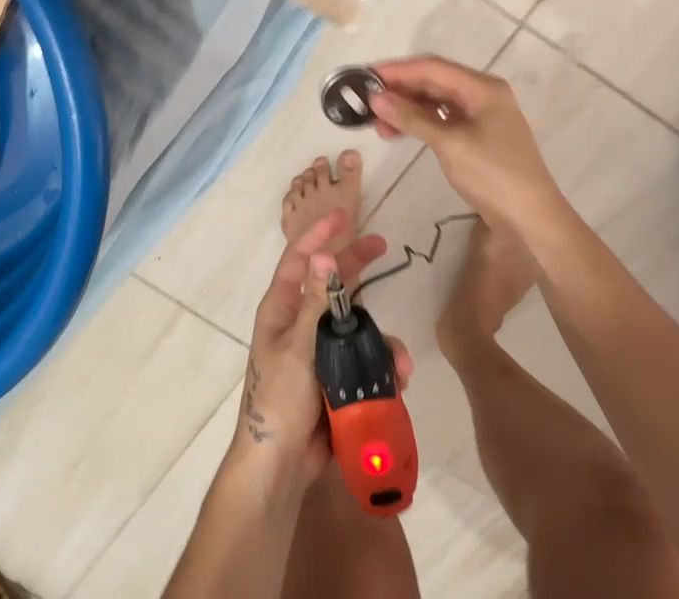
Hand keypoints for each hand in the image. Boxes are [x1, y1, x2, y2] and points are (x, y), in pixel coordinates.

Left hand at [229, 208, 409, 501]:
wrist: (281, 462)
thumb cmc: (279, 399)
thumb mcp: (297, 347)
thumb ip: (315, 303)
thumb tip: (323, 255)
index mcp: (281, 311)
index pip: (299, 261)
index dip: (318, 236)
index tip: (342, 216)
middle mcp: (301, 324)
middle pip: (334, 285)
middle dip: (358, 267)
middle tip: (384, 247)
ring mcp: (321, 351)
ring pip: (357, 326)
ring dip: (381, 339)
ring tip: (400, 363)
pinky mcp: (338, 377)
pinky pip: (365, 359)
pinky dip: (384, 367)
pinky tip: (398, 382)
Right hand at [368, 54, 562, 224]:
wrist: (530, 218)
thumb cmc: (493, 175)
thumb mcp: (449, 144)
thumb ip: (412, 118)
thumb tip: (376, 98)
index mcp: (482, 88)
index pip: (431, 67)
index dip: (396, 71)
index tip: (362, 78)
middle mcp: (482, 94)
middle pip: (433, 81)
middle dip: (398, 90)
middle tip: (364, 102)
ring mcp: (481, 116)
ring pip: (435, 101)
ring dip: (406, 108)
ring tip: (376, 123)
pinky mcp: (477, 136)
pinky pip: (441, 119)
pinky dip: (419, 123)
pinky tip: (397, 132)